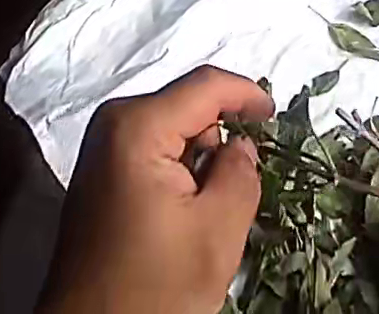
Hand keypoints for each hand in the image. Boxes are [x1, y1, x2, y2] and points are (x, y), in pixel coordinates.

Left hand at [37, 66, 274, 313]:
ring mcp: (104, 144)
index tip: (275, 115)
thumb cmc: (149, 292)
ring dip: (201, 157)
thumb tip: (243, 145)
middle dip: (220, 136)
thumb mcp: (215, 236)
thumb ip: (241, 175)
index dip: (246, 93)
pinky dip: (180, 168)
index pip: (205, 86)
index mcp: (137, 126)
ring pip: (175, 128)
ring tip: (204, 210)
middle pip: (188, 106)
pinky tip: (182, 212)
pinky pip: (156, 147)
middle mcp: (115, 122)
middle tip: (238, 184)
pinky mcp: (103, 167)